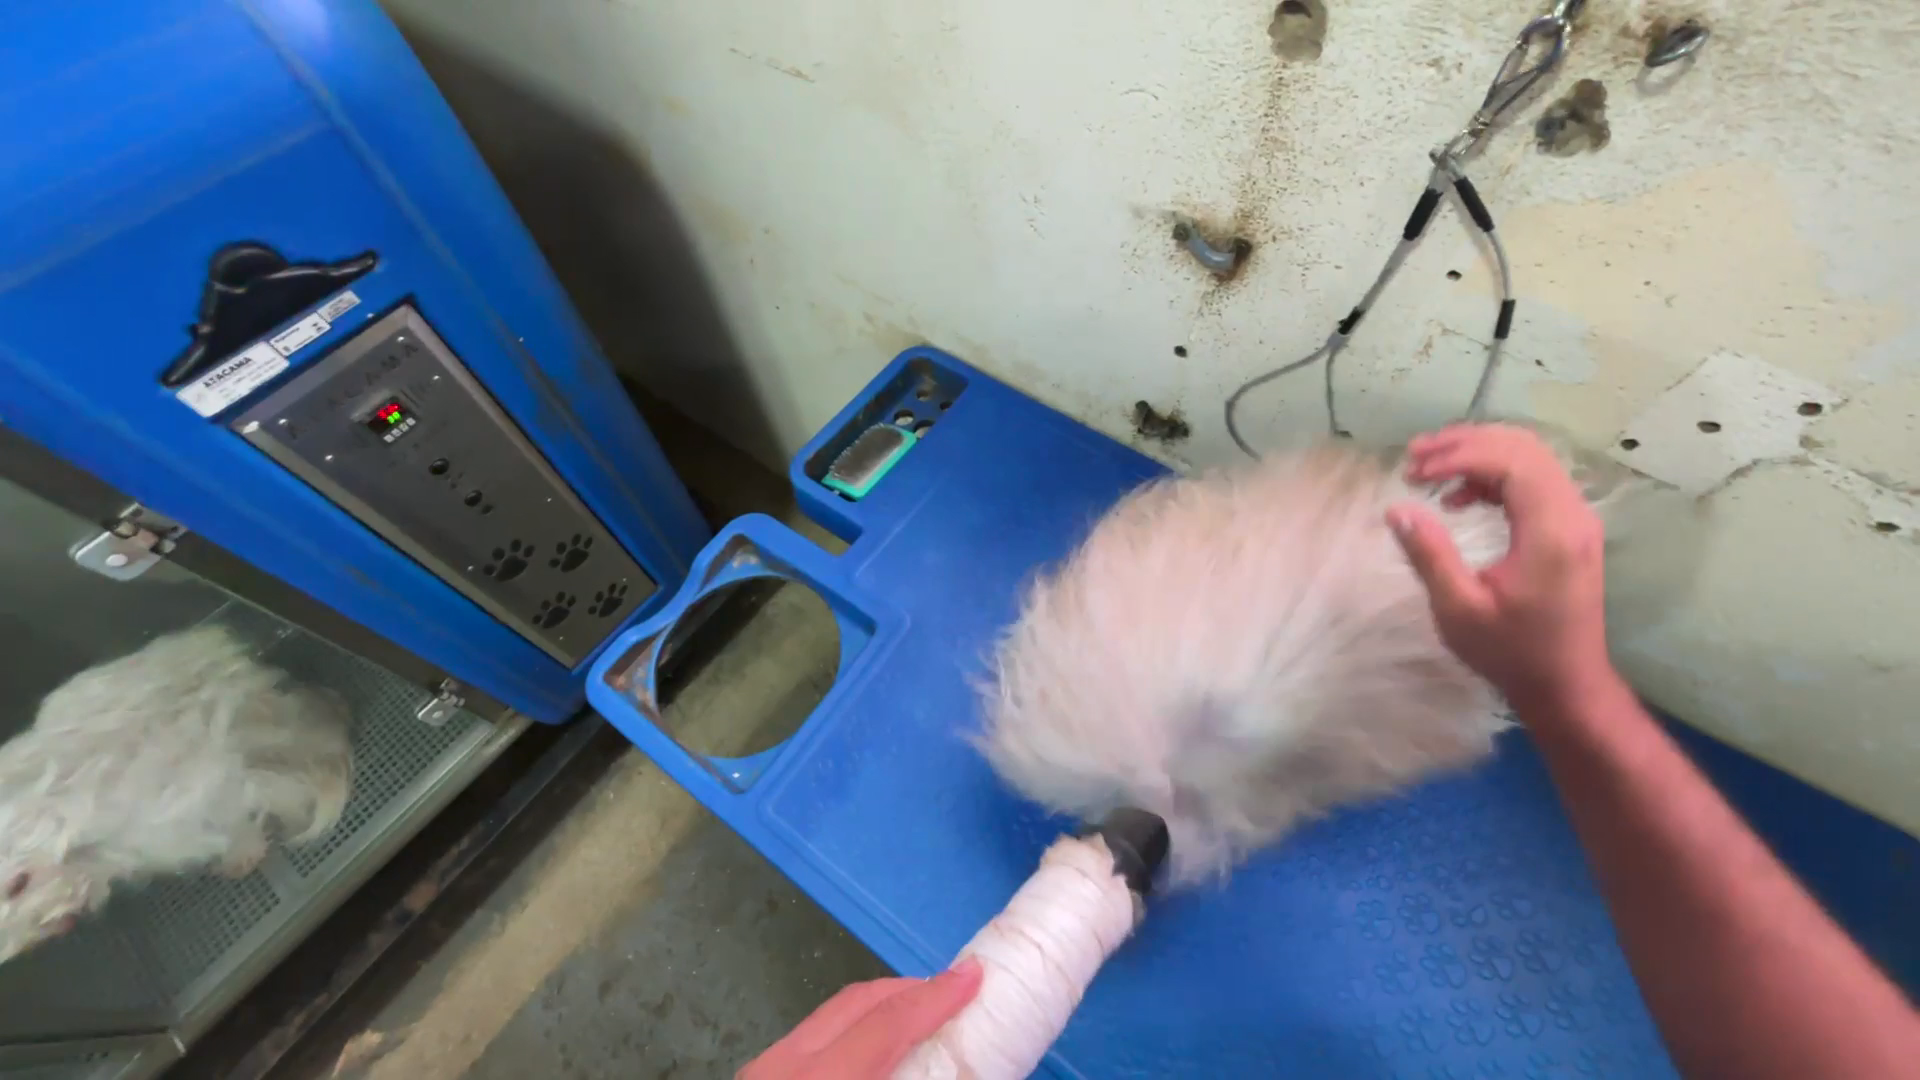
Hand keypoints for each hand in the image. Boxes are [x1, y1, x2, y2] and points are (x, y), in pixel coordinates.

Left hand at [738, 959, 982, 1078]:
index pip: (888, 1022)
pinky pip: (815, 1034)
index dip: (937, 995)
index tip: (976, 974)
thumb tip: (954, 1049)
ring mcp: (764, 1067)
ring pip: (834, 1014)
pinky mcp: (758, 1074)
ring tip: (921, 1017)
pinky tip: (874, 1046)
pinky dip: (853, 1029)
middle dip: (912, 990)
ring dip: (883, 1007)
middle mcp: (784, 1064)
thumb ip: (911, 1071)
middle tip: (955, 994)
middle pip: (859, 1001)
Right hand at [1386, 424, 1615, 711]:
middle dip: (1465, 443)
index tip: (1412, 472)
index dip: (1458, 455)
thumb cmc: (1509, 650)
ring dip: (1477, 454)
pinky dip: (1492, 475)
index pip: (1510, 461)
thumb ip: (1429, 553)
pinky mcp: (1568, 529)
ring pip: (1530, 459)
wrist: (1565, 683)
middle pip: (1523, 448)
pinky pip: (1533, 480)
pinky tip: (1458, 498)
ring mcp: (1575, 520)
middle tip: (1413, 457)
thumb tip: (1397, 509)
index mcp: (1550, 531)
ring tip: (1428, 469)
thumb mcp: (1457, 607)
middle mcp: (1572, 515)